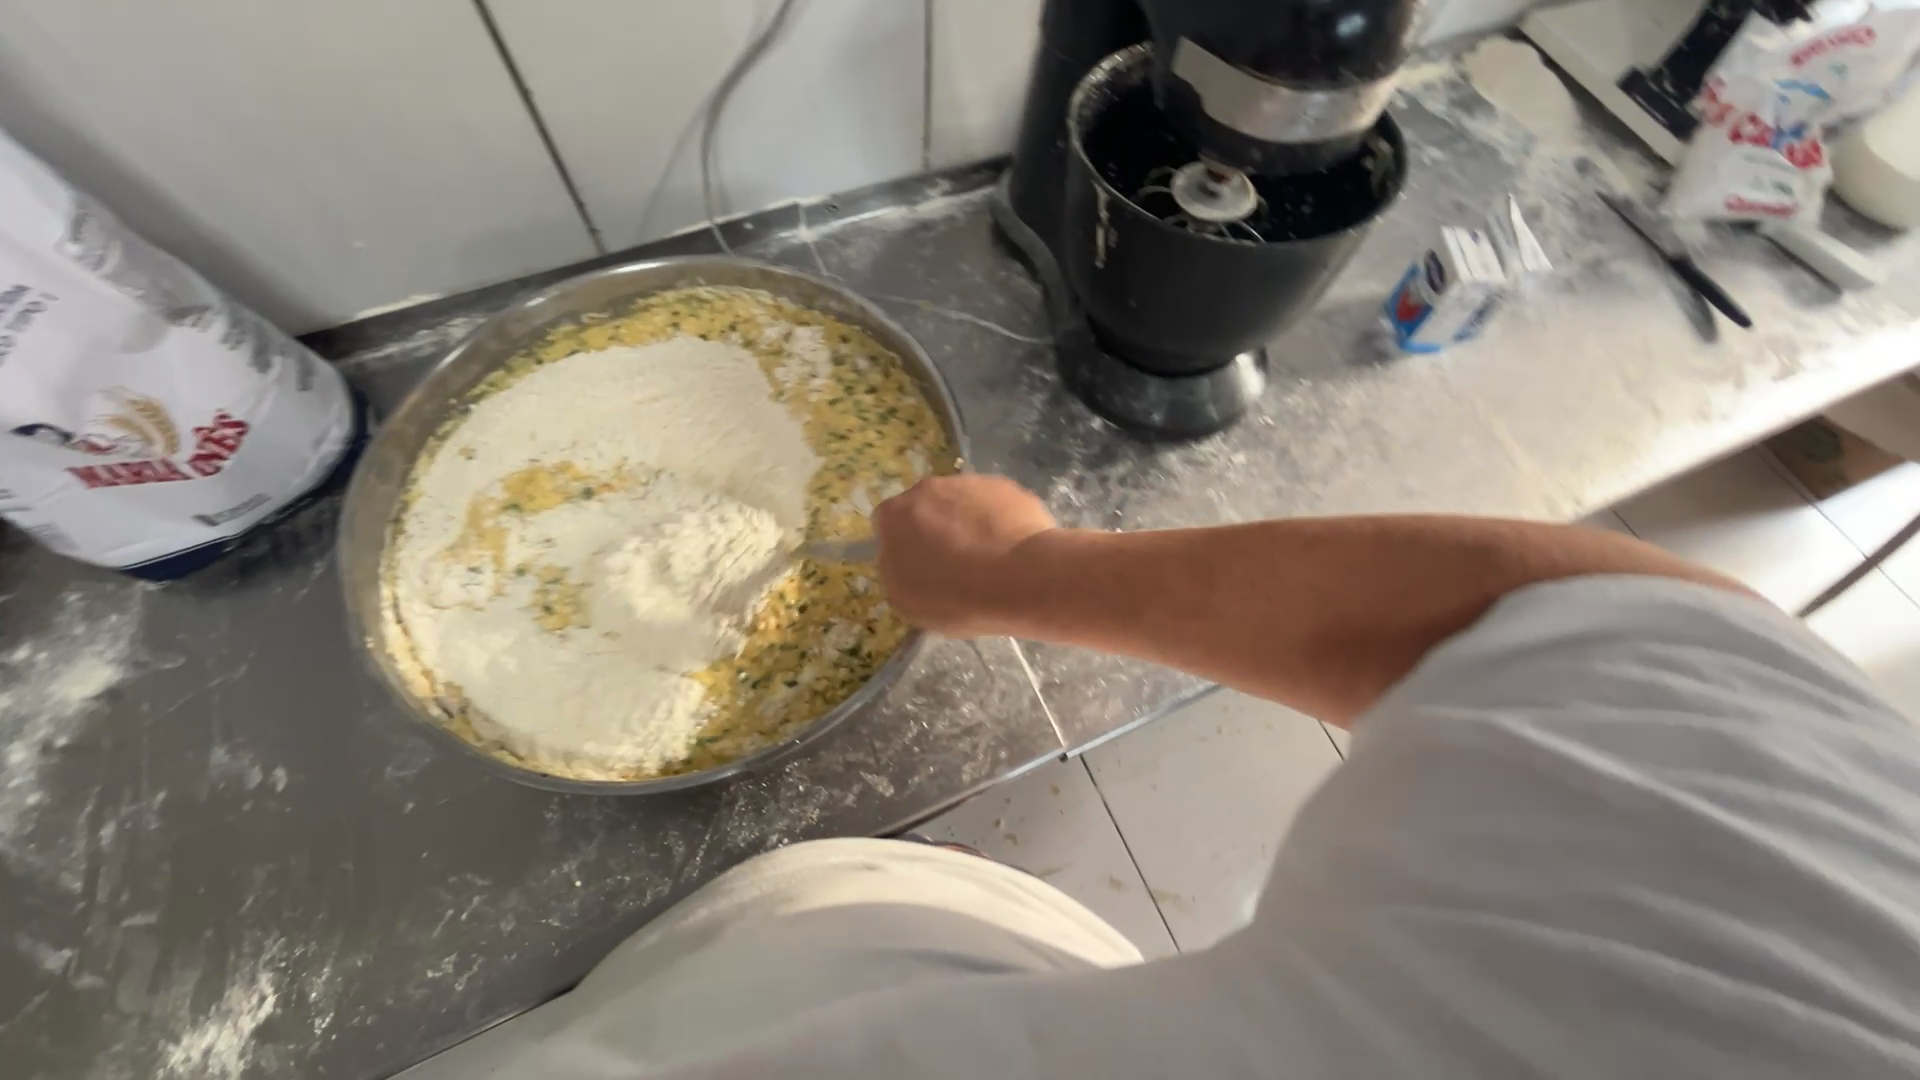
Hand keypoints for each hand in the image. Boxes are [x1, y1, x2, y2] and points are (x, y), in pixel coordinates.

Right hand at [873, 474, 1057, 636]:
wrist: (1024, 579)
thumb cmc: (958, 597)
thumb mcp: (907, 602)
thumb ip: (896, 571)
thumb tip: (904, 559)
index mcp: (895, 516)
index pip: (887, 524)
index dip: (904, 545)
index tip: (921, 566)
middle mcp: (927, 489)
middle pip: (925, 507)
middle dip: (936, 529)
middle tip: (956, 562)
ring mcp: (969, 482)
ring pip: (962, 502)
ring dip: (969, 523)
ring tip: (991, 557)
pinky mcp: (1005, 485)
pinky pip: (993, 503)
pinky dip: (998, 520)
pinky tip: (1012, 547)